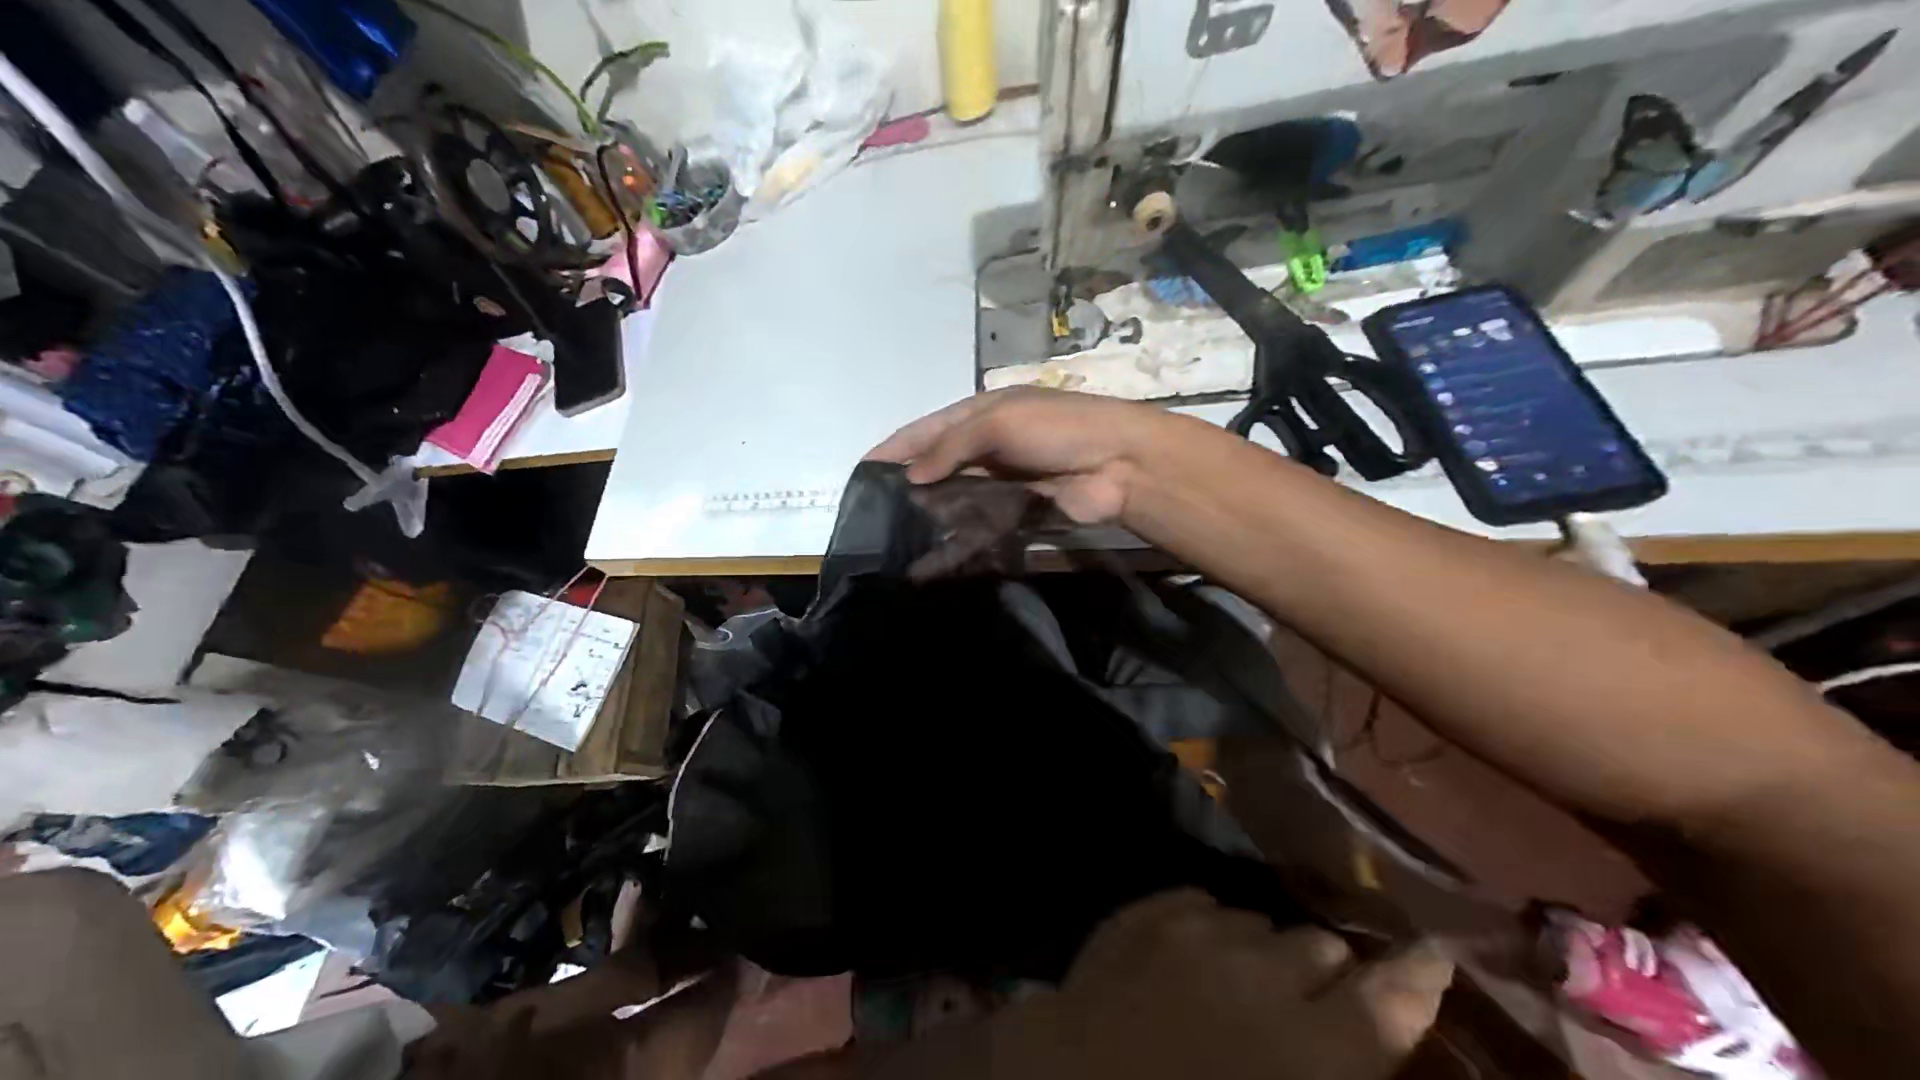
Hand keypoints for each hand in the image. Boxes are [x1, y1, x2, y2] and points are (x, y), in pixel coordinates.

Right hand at [867, 388, 1179, 524]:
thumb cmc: (1058, 428)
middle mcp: (987, 447)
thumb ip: (952, 447)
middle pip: (937, 467)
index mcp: (982, 413)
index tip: (861, 470)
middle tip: (872, 514)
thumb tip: (910, 477)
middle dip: (907, 487)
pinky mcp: (1016, 515)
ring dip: (927, 519)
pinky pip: (978, 529)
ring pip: (954, 501)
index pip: (927, 430)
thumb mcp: (1000, 421)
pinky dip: (955, 545)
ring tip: (893, 543)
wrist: (1120, 464)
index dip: (894, 447)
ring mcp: (1002, 483)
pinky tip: (930, 564)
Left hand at [1034, 890, 1452, 1079]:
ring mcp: (1198, 931)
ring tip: (1234, 986)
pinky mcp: (1148, 910)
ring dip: (1259, 951)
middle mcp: (1262, 974)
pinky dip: (1207, 928)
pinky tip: (1192, 958)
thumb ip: (1334, 1060)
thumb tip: (1357, 1032)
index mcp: (1311, 1048)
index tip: (1435, 952)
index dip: (1417, 977)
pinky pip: (1202, 902)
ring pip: (1259, 922)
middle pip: (1321, 947)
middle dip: (1320, 974)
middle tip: (1300, 1007)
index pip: (1388, 1000)